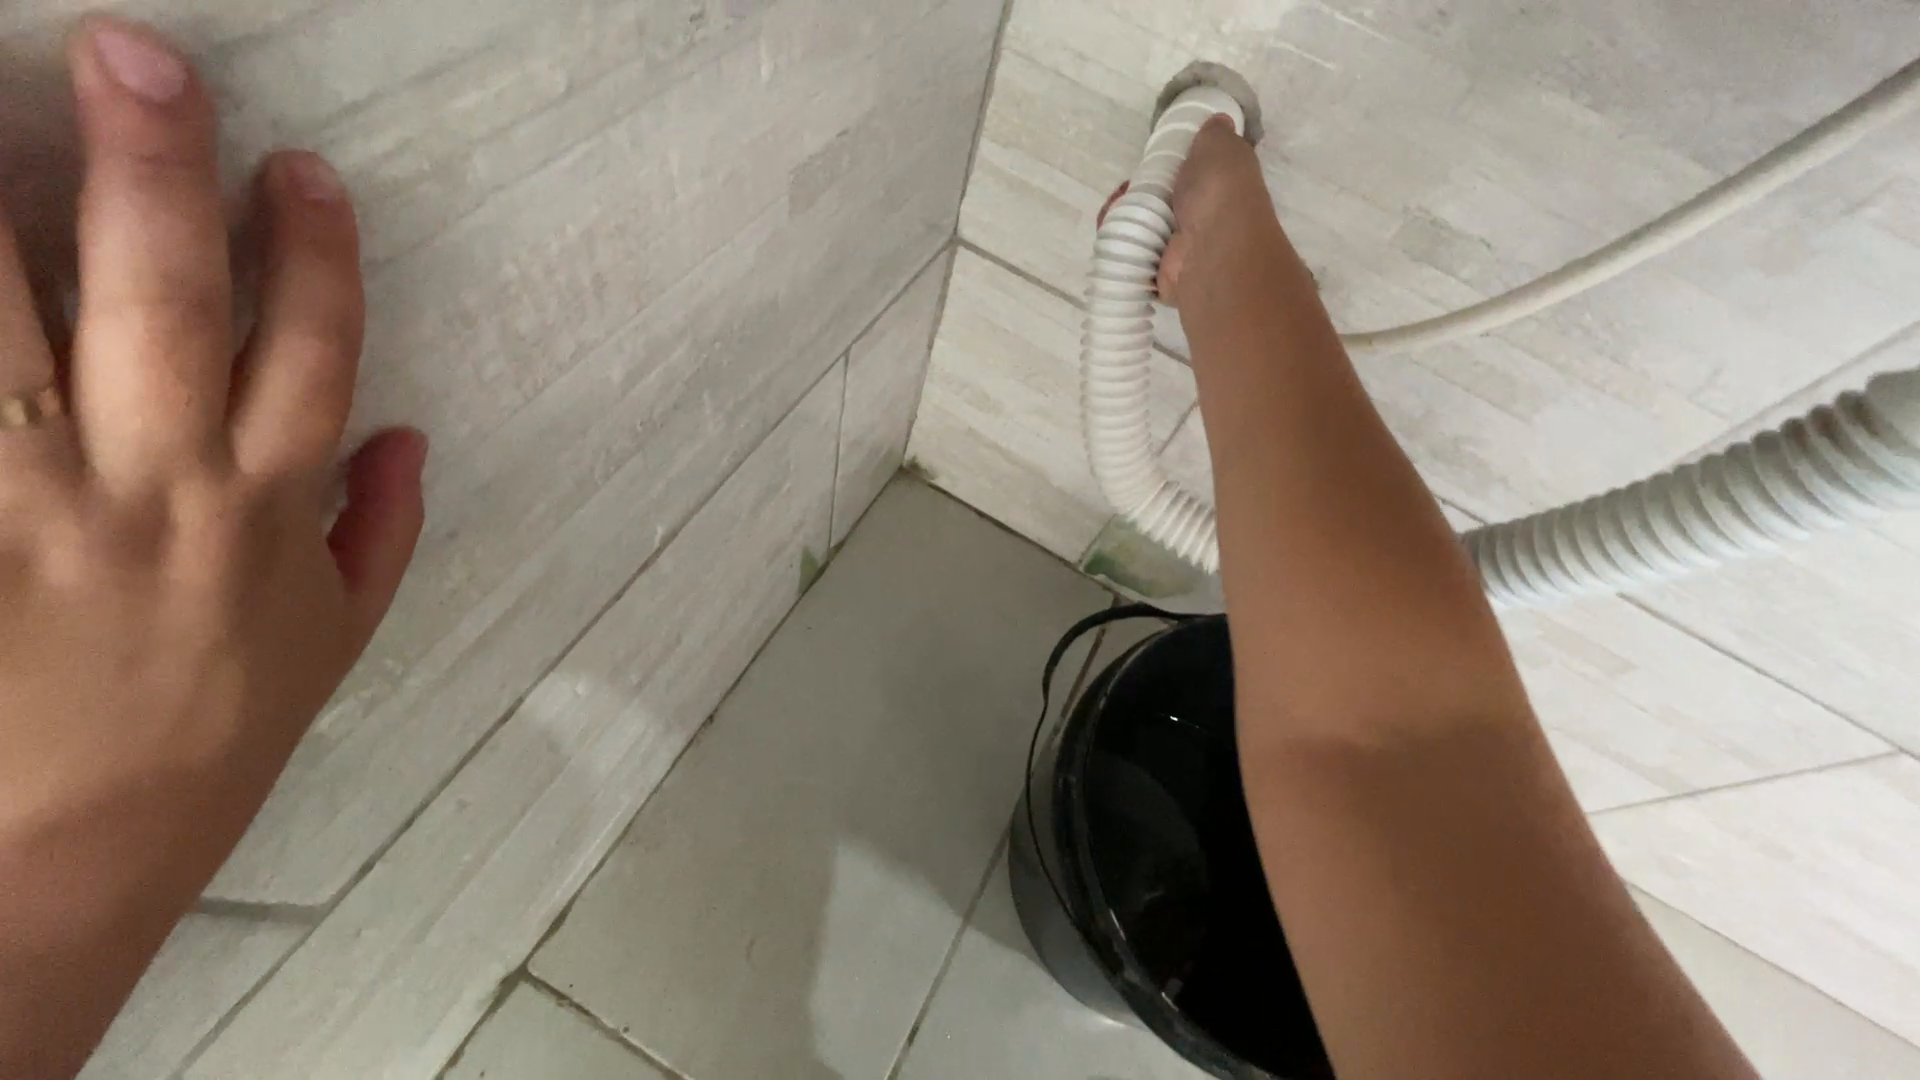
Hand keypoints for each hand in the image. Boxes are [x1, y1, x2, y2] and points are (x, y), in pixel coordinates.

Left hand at [0, 17, 424, 1076]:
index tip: (305, 174)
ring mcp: (29, 504)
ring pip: (10, 327)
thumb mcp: (336, 634)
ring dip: (0, 207)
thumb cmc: (221, 728)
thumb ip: (379, 528)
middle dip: (159, 180)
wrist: (65, 843)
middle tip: (142, 60)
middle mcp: (160, 488)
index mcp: (271, 513)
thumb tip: (410, 436)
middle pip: (166, 310)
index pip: (313, 356)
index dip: (316, 261)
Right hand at [1098, 114, 1282, 308]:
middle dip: (1138, 194)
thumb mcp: (1221, 146)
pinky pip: (1132, 255)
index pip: (1189, 178)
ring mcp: (1178, 250)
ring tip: (1112, 209)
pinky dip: (1116, 242)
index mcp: (1217, 190)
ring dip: (1123, 217)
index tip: (1149, 163)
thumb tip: (1217, 124)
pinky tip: (1108, 229)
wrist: (1211, 248)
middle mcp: (1200, 221)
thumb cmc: (1219, 192)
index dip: (1167, 168)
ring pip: (1143, 229)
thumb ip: (1214, 136)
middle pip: (1161, 204)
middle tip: (1125, 189)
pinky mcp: (1158, 273)